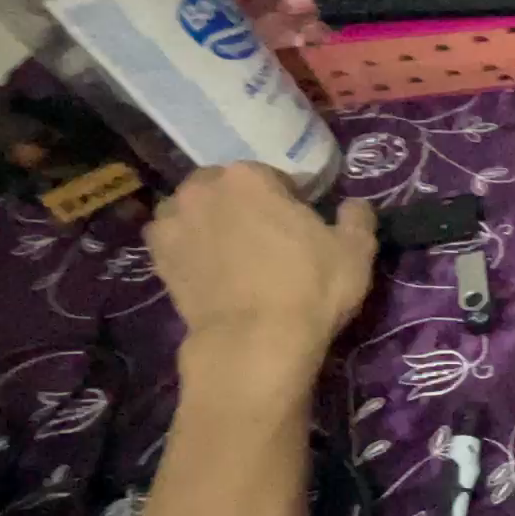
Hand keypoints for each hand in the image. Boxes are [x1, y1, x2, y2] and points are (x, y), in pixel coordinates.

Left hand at [145, 163, 375, 388]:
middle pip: (229, 188)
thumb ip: (357, 218)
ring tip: (240, 254)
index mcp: (251, 177)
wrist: (257, 338)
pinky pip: (178, 238)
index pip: (276, 177)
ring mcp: (173, 219)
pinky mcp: (156, 254)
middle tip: (274, 239)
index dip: (294, 200)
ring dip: (216, 221)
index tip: (307, 226)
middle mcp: (203, 188)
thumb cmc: (312, 287)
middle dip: (248, 205)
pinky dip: (194, 246)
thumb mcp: (357, 251)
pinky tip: (215, 269)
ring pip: (199, 210)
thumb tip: (355, 204)